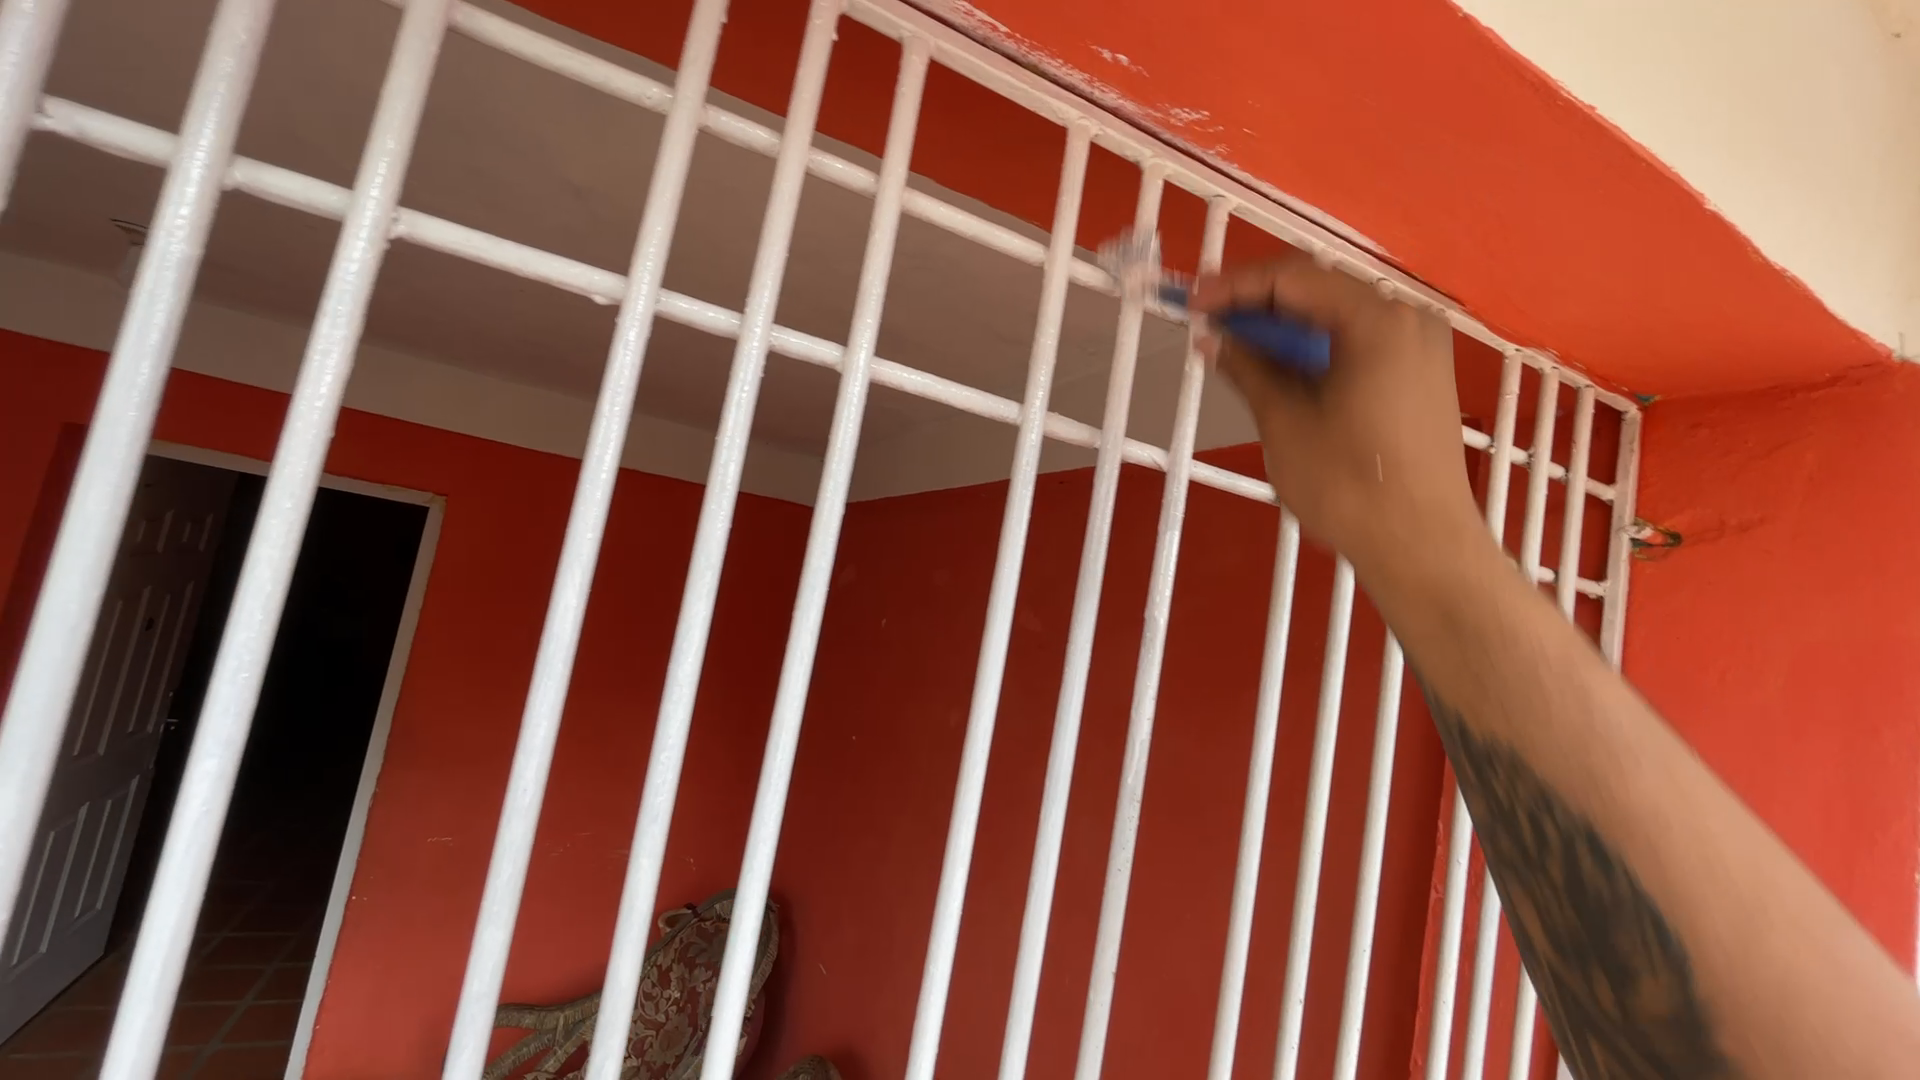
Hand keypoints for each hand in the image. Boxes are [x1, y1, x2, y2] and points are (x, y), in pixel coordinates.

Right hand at [1192, 252, 1487, 579]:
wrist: (1420, 543)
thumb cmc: (1347, 484)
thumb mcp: (1285, 421)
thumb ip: (1248, 369)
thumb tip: (1212, 338)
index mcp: (1376, 320)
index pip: (1294, 280)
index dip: (1235, 287)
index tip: (1191, 300)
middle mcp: (1407, 318)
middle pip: (1320, 291)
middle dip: (1258, 304)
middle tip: (1208, 322)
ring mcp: (1419, 346)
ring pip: (1337, 317)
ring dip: (1283, 329)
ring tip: (1235, 347)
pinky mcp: (1418, 374)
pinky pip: (1357, 342)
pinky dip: (1313, 349)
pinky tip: (1278, 369)